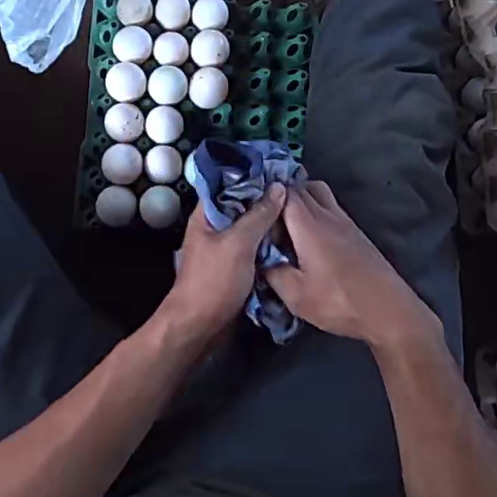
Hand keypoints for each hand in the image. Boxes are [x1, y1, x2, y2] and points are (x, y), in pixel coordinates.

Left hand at [157, 184, 287, 347]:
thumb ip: (258, 215)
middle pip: (241, 205)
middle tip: (295, 191)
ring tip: (297, 212)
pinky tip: (288, 240)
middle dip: (265, 199)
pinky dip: (267, 243)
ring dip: (268, 223)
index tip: (279, 169)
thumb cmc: (213, 281)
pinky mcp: (233, 266)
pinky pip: (253, 247)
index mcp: (206, 215)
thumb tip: (278, 188)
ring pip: (249, 228)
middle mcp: (213, 227)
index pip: (229, 184)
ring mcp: (223, 247)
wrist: (199, 326)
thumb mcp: (238, 243)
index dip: (252, 175)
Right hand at [266, 181, 440, 348]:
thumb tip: (262, 259)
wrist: (389, 310)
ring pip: (319, 192)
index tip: (253, 208)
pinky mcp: (356, 232)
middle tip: (266, 214)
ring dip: (302, 197)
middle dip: (281, 194)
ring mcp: (345, 221)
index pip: (285, 192)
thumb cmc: (340, 301)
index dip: (267, 194)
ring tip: (287, 222)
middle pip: (302, 186)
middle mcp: (327, 215)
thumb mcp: (296, 296)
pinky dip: (316, 209)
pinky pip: (330, 206)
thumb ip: (273, 273)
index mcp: (309, 225)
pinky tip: (309, 235)